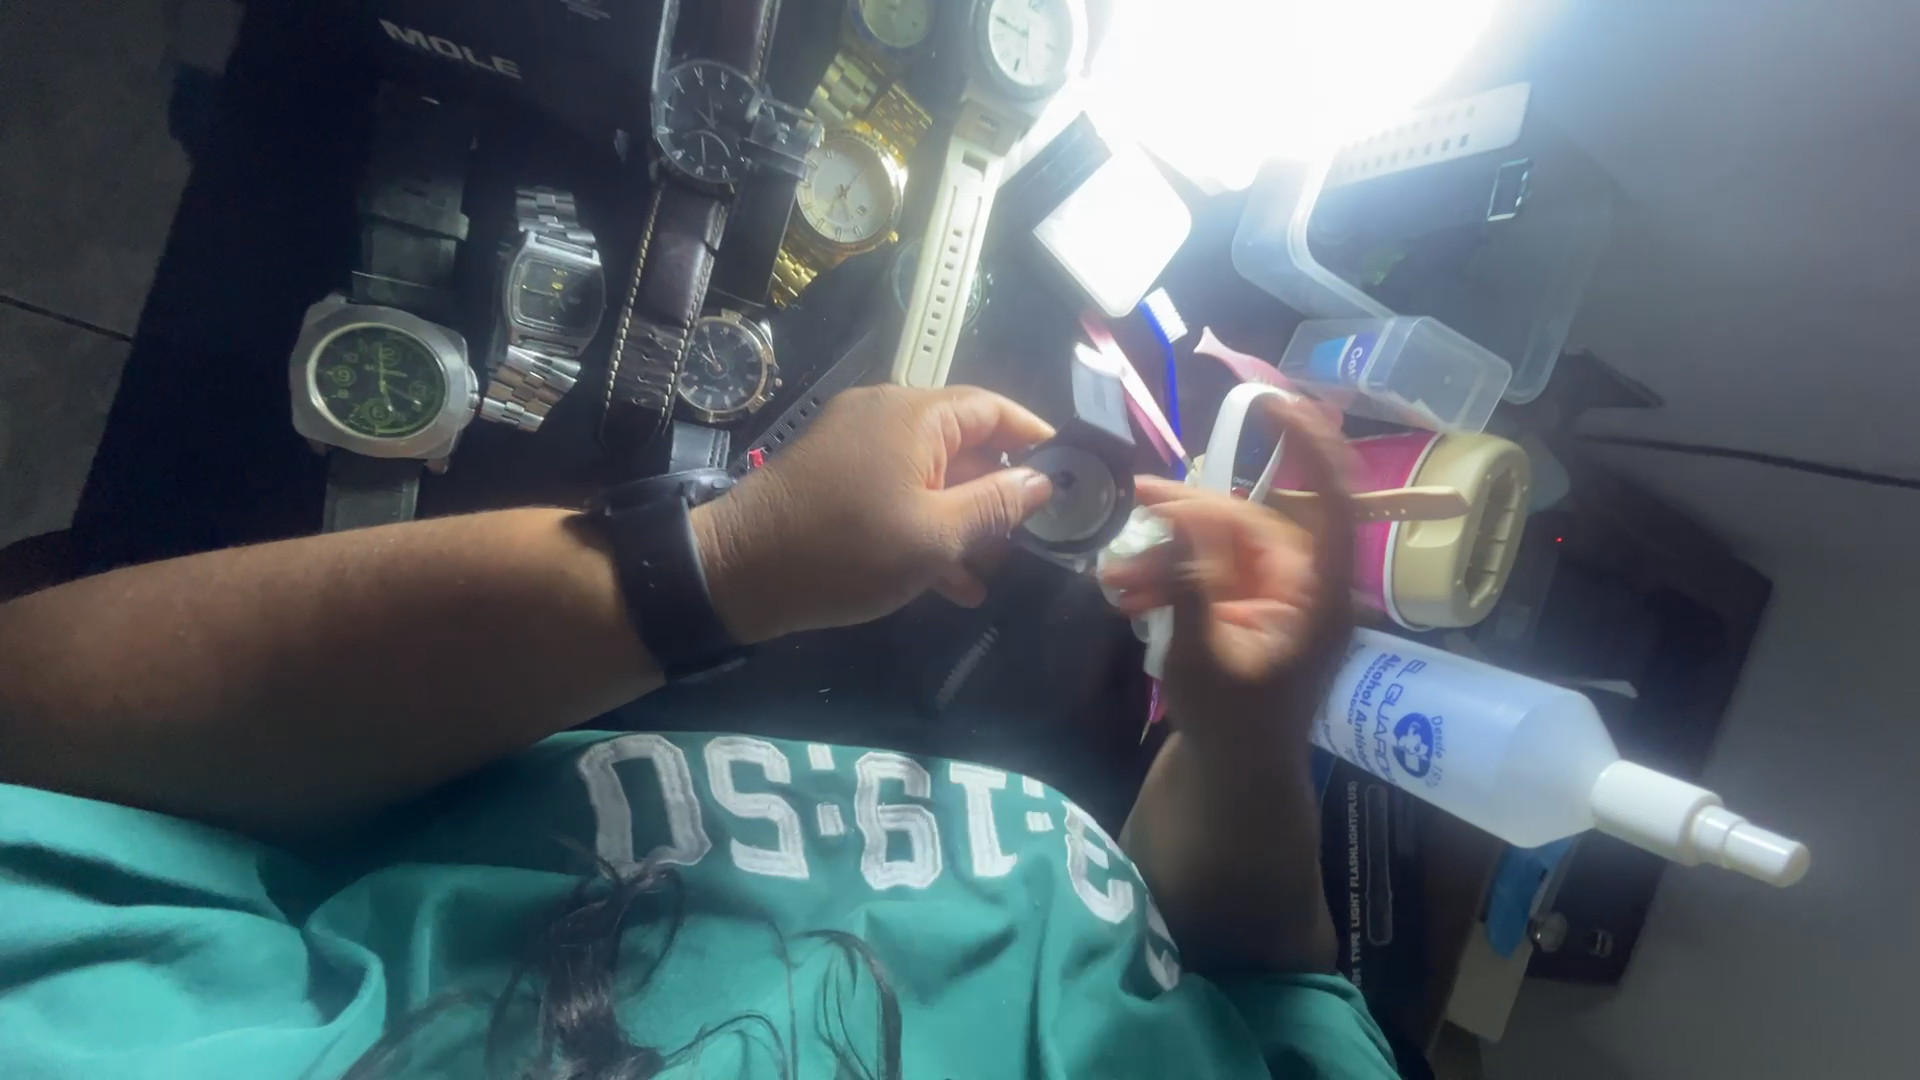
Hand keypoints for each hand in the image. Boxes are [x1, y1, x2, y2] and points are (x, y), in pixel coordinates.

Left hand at [693, 385, 1055, 643]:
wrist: (736, 575)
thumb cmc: (845, 551)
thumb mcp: (936, 534)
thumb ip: (998, 504)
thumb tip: (1044, 481)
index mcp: (915, 415)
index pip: (994, 408)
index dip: (1036, 438)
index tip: (1070, 474)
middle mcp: (887, 418)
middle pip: (964, 445)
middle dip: (999, 494)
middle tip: (1031, 538)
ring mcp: (858, 448)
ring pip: (932, 478)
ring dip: (964, 521)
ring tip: (992, 570)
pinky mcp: (838, 480)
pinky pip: (898, 494)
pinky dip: (926, 528)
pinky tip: (952, 582)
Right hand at [1100, 394, 1355, 757]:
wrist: (1233, 769)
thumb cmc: (1230, 726)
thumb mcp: (1203, 659)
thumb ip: (1192, 586)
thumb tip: (1184, 518)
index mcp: (1316, 595)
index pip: (1332, 503)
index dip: (1309, 449)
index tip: (1274, 404)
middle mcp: (1300, 582)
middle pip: (1245, 521)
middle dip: (1181, 519)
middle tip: (1128, 507)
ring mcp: (1271, 592)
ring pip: (1215, 544)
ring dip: (1162, 555)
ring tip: (1112, 578)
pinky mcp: (1244, 602)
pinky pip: (1204, 569)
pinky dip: (1166, 576)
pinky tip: (1126, 592)